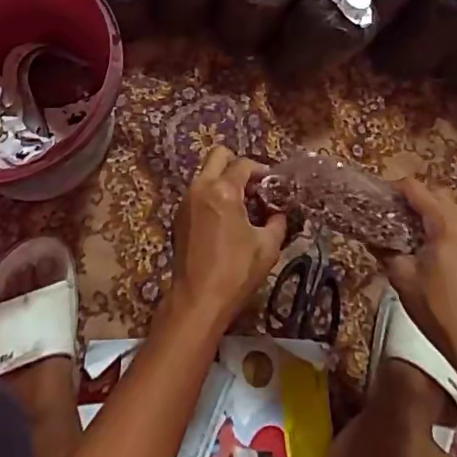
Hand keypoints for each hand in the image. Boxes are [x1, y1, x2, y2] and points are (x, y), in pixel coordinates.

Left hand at [171, 146, 287, 331]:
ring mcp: (186, 202)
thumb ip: (277, 221)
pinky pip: (198, 192)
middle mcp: (201, 188)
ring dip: (224, 180)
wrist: (197, 301)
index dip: (261, 170)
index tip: (272, 184)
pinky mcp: (179, 217)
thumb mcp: (267, 246)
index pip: (244, 164)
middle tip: (253, 186)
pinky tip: (226, 220)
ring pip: (206, 174)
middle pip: (218, 155)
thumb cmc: (235, 272)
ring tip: (242, 205)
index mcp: (223, 190)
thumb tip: (277, 212)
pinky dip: (213, 195)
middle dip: (237, 164)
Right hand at [382, 178, 456, 371]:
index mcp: (445, 224)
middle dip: (417, 199)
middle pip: (440, 196)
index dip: (396, 188)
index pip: (418, 190)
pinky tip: (439, 256)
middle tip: (395, 214)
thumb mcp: (404, 280)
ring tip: (417, 233)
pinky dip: (451, 231)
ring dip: (437, 214)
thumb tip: (374, 241)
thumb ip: (387, 254)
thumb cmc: (440, 310)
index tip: (380, 197)